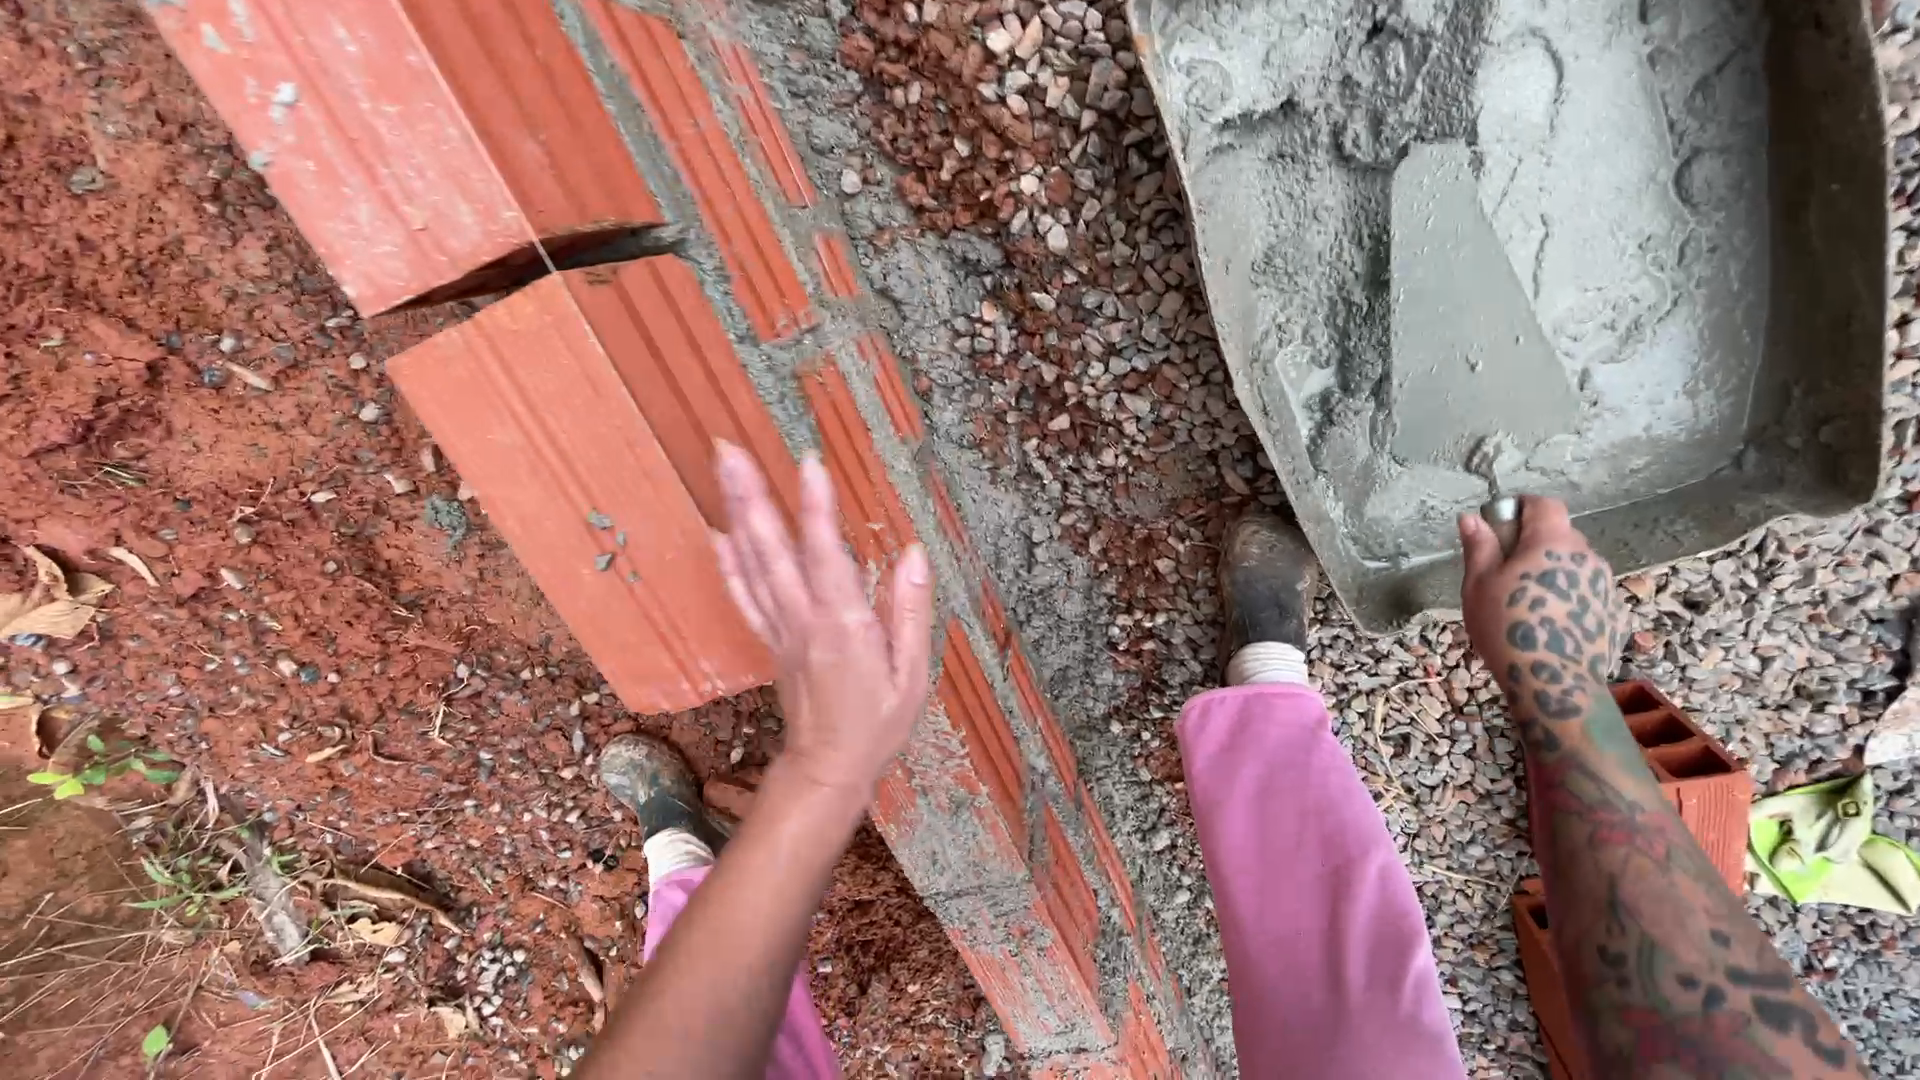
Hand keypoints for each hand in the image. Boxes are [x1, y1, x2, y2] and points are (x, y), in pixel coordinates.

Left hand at [710, 441, 933, 796]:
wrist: (829, 768)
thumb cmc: (879, 723)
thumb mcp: (912, 674)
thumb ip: (911, 611)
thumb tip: (914, 553)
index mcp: (843, 626)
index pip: (826, 556)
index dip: (818, 508)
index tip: (809, 462)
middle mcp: (803, 620)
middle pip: (771, 550)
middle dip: (751, 495)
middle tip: (729, 449)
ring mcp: (780, 629)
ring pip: (752, 564)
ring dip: (736, 513)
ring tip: (724, 469)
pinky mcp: (771, 640)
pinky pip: (744, 595)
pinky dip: (728, 561)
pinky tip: (718, 531)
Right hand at [1458, 497, 1626, 722]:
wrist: (1552, 681)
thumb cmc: (1505, 625)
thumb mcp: (1478, 584)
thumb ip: (1478, 547)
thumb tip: (1471, 518)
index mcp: (1552, 542)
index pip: (1544, 504)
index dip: (1520, 507)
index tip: (1498, 525)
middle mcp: (1586, 556)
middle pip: (1559, 534)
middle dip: (1531, 542)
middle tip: (1501, 571)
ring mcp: (1604, 585)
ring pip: (1572, 564)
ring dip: (1549, 570)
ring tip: (1522, 601)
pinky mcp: (1612, 611)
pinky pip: (1584, 590)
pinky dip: (1565, 594)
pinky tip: (1545, 621)